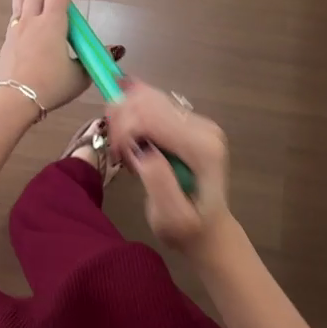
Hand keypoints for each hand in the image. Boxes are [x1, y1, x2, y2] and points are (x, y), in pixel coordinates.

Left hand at [0, 0, 120, 115]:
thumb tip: (116, 50)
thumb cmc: (50, 86)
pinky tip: (20, 12)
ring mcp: (16, 28)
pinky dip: (18, 7)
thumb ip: (95, 60)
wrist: (14, 99)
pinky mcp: (6, 40)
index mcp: (52, 23)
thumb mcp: (79, 76)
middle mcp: (32, 19)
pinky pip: (13, 15)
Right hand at [107, 80, 232, 255]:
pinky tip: (133, 140)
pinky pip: (150, 102)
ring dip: (125, 118)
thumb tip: (143, 149)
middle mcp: (204, 127)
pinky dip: (133, 117)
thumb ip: (159, 182)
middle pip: (146, 100)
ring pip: (146, 96)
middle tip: (117, 152)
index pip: (150, 116)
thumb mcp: (172, 218)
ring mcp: (197, 121)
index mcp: (202, 148)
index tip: (117, 157)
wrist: (209, 231)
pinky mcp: (188, 120)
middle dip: (121, 121)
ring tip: (125, 148)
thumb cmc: (188, 230)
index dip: (123, 130)